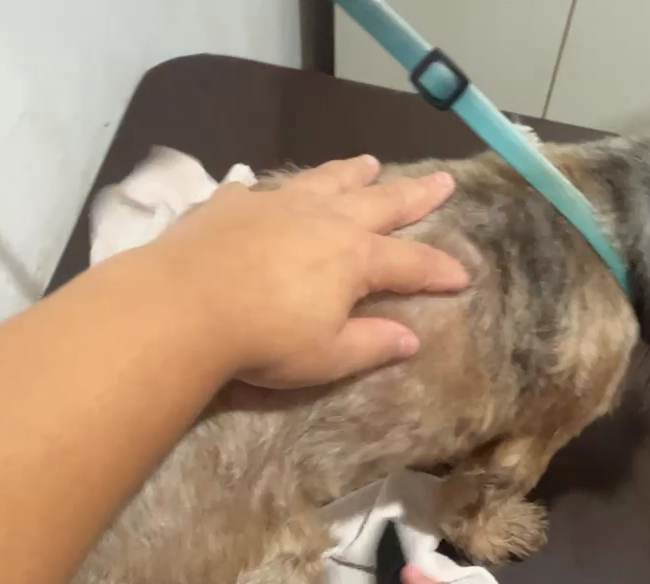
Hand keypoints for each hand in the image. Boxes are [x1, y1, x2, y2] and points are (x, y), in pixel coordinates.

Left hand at [135, 155, 469, 388]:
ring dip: (352, 172)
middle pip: (380, 203)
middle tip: (443, 181)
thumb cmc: (267, 339)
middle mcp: (324, 220)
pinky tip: (274, 188)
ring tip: (370, 162)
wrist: (185, 305)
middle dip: (415, 195)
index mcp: (354, 258)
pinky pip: (265, 189)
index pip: (411, 264)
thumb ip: (373, 344)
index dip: (440, 271)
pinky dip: (279, 188)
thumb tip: (411, 339)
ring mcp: (278, 205)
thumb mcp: (330, 355)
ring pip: (326, 180)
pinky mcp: (235, 204)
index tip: (464, 275)